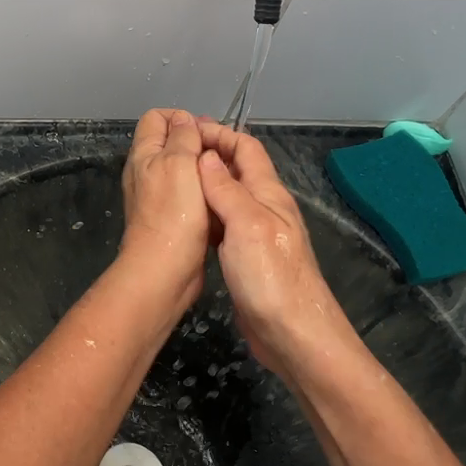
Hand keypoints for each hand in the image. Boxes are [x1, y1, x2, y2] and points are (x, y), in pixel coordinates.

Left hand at [119, 109, 211, 312]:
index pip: (156, 118)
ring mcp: (156, 194)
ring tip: (226, 173)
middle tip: (223, 152)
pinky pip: (188, 193)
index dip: (181, 118)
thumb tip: (183, 119)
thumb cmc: (173, 213)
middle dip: (197, 141)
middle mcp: (146, 171)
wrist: (164, 269)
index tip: (206, 130)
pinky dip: (203, 191)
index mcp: (144, 154)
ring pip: (182, 168)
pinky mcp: (170, 216)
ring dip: (204, 167)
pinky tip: (221, 197)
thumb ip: (181, 138)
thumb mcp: (178, 164)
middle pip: (170, 142)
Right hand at [195, 121, 355, 379]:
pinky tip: (186, 220)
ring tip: (172, 180)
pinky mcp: (247, 259)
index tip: (186, 129)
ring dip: (204, 183)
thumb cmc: (271, 278)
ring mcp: (256, 235)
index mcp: (269, 194)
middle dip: (209, 154)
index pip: (246, 148)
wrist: (294, 337)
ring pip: (228, 197)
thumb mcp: (246, 224)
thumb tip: (206, 155)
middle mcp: (264, 209)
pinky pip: (223, 224)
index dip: (219, 133)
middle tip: (171, 151)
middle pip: (237, 169)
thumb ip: (225, 188)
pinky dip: (204, 213)